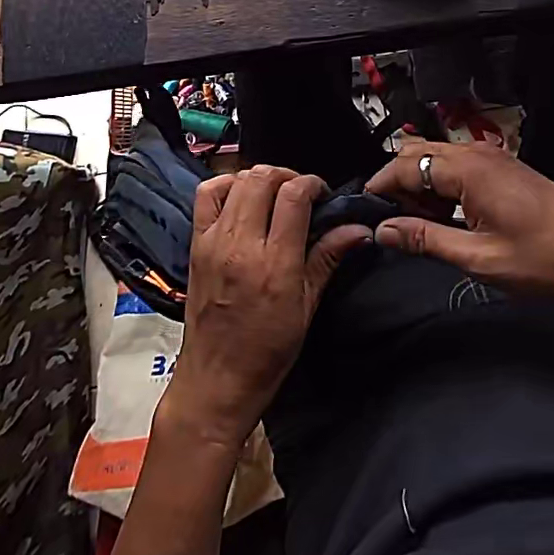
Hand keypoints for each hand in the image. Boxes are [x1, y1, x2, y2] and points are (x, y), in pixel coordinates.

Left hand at [163, 166, 371, 447]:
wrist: (217, 378)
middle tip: (299, 193)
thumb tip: (357, 229)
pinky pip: (205, 195)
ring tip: (272, 194)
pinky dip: (225, 185)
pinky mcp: (196, 245)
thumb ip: (328, 258)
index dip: (313, 184)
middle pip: (262, 178)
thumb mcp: (307, 306)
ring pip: (235, 180)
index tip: (321, 193)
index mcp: (274, 263)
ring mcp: (214, 242)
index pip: (294, 195)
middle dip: (287, 176)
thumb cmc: (265, 351)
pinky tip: (240, 198)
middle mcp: (241, 246)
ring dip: (258, 178)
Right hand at [364, 141, 553, 302]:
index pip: (403, 165)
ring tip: (422, 228)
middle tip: (394, 225)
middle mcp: (478, 154)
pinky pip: (459, 170)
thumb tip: (384, 230)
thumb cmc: (552, 260)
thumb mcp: (480, 258)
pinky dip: (443, 190)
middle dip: (397, 185)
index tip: (367, 215)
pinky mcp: (507, 172)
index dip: (379, 189)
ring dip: (421, 188)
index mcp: (468, 168)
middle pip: (416, 155)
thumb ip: (425, 240)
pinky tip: (449, 221)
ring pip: (437, 161)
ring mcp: (495, 160)